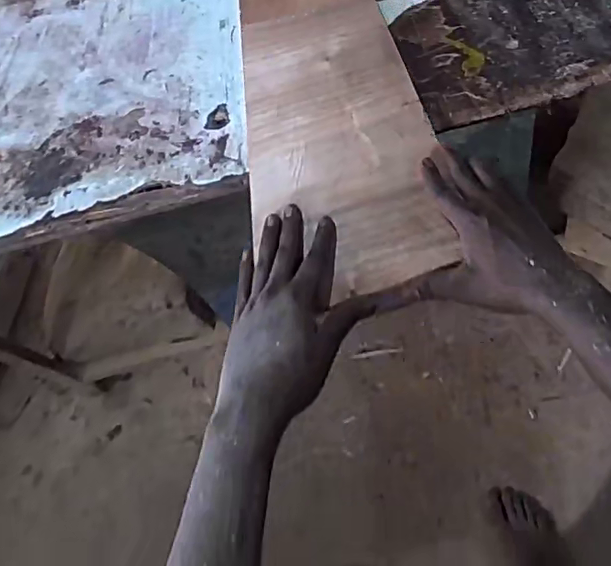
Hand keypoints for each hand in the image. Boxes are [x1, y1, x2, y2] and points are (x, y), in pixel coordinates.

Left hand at [213, 206, 372, 440]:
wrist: (250, 405)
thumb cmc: (294, 379)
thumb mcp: (325, 350)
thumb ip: (343, 320)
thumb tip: (371, 299)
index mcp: (298, 299)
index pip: (314, 262)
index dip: (321, 240)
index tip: (325, 219)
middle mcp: (274, 293)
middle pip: (284, 255)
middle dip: (290, 230)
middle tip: (291, 206)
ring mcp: (254, 304)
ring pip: (262, 263)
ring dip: (267, 240)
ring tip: (270, 218)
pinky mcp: (240, 317)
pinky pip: (243, 284)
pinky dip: (245, 267)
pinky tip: (246, 254)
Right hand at [398, 146, 587, 316]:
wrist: (554, 284)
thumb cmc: (507, 286)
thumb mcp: (466, 289)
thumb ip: (434, 286)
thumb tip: (403, 292)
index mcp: (467, 221)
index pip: (443, 193)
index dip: (431, 177)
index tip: (423, 161)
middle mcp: (485, 203)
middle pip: (463, 174)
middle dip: (450, 159)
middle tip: (440, 146)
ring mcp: (508, 201)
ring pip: (486, 171)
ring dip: (472, 161)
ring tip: (465, 155)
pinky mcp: (525, 204)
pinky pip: (505, 179)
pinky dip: (495, 171)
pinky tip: (496, 173)